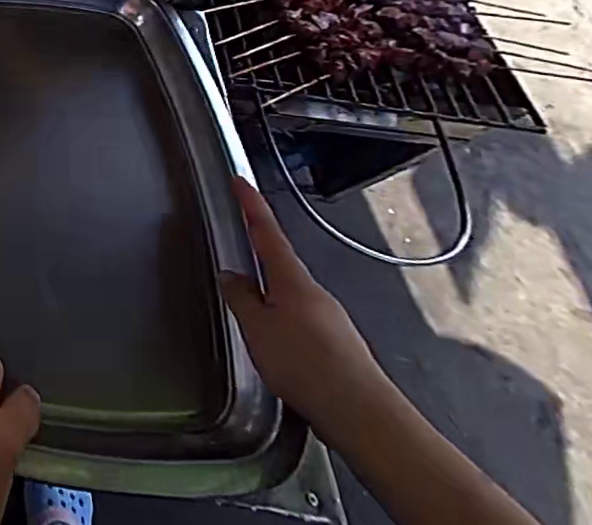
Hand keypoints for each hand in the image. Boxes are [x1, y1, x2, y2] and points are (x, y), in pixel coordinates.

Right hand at [220, 177, 387, 423]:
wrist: (360, 411)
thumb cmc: (305, 364)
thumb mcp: (258, 329)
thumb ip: (241, 299)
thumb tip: (231, 276)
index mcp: (291, 278)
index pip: (267, 230)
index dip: (251, 203)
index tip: (240, 181)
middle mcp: (313, 290)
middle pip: (280, 261)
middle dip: (259, 252)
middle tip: (240, 243)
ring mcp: (328, 314)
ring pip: (290, 293)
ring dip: (269, 295)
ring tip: (252, 317)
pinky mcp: (335, 341)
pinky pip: (300, 318)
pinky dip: (283, 320)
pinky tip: (277, 346)